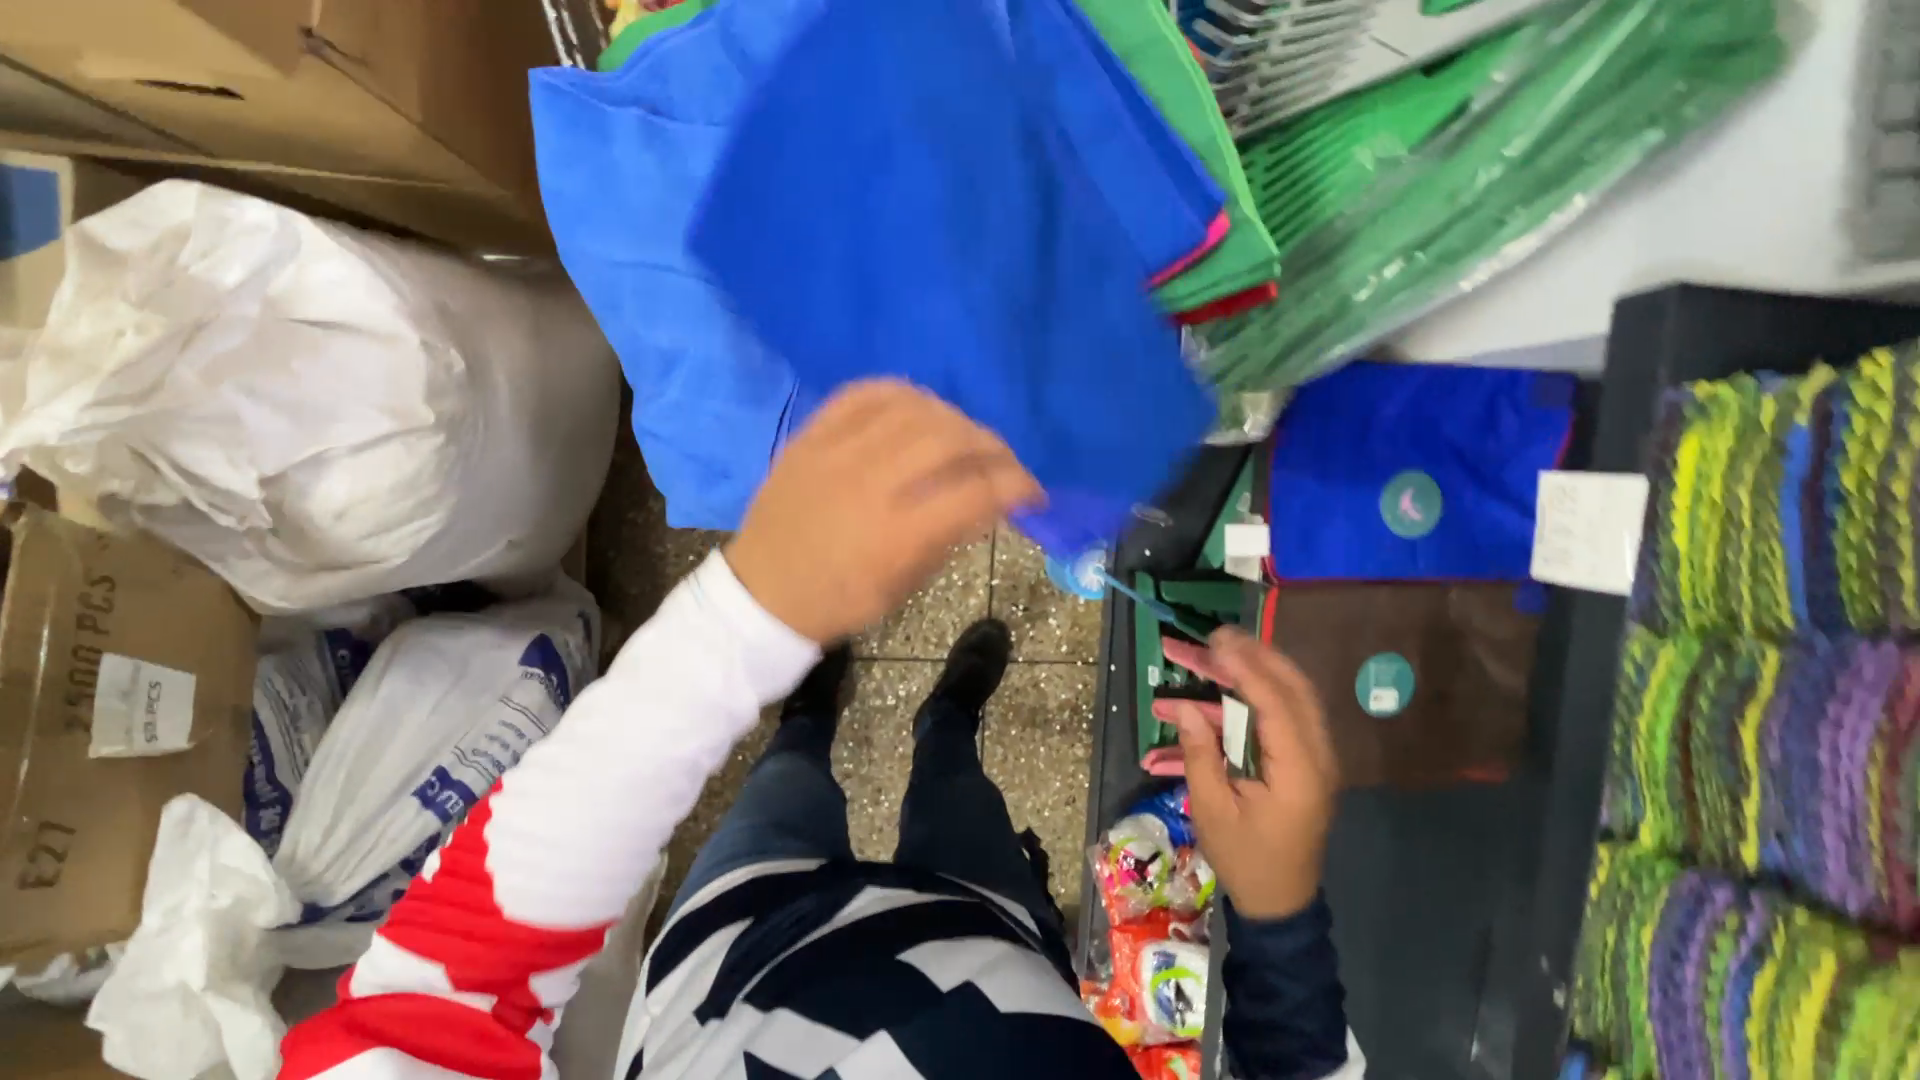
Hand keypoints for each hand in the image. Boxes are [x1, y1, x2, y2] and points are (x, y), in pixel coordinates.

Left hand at [725, 379, 1042, 642]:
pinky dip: (904, 394)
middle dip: (994, 447)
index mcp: (894, 538)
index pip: (975, 494)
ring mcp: (835, 454)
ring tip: (966, 438)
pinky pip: (865, 393)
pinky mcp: (811, 436)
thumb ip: (949, 537)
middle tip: (1006, 464)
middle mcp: (868, 485)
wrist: (762, 594)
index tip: (1033, 493)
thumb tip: (990, 500)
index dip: (1018, 487)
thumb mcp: (903, 585)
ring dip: (955, 419)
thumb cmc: (840, 601)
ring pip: (913, 410)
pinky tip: (922, 409)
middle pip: (950, 440)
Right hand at [1152, 628, 1337, 918]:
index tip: (1214, 641)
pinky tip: (1205, 701)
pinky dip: (1247, 701)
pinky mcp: (1300, 762)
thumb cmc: (1245, 860)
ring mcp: (1312, 757)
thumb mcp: (1212, 810)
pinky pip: (1277, 718)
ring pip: (1285, 698)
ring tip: (1200, 657)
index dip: (1244, 668)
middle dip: (1250, 656)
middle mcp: (1316, 754)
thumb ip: (1200, 754)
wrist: (1279, 903)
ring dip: (1245, 676)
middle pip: (1290, 688)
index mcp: (1300, 769)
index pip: (1275, 702)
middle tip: (1211, 636)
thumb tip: (1184, 707)